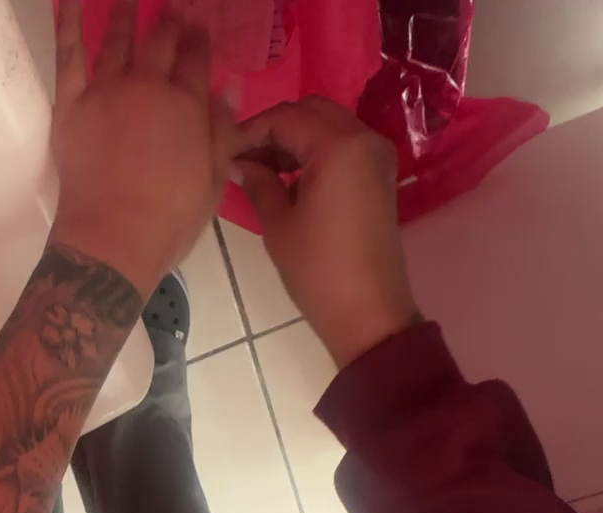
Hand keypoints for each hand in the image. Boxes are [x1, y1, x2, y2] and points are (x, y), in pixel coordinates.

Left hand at [47, 0, 231, 294]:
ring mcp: (107, 93)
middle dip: (170, 22)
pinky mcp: (72, 107)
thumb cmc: (168, 224)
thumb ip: (222, 134)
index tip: (200, 28)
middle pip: (160, 43)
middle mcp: (149, 88)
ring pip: (117, 41)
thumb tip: (228, 90)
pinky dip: (68, 23)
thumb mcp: (212, 184)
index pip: (196, 61)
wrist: (113, 242)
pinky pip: (69, 55)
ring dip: (125, 14)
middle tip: (173, 7)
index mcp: (187, 106)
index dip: (199, 42)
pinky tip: (71, 0)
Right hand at [233, 98, 420, 365]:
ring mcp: (376, 155)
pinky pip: (341, 146)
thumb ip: (258, 183)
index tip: (223, 152)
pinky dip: (313, 152)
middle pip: (310, 112)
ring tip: (260, 172)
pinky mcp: (378, 175)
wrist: (368, 311)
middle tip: (242, 160)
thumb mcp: (279, 225)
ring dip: (293, 140)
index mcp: (338, 146)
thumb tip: (238, 162)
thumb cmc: (317, 271)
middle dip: (273, 129)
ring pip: (327, 126)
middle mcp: (363, 137)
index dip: (251, 131)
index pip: (286, 117)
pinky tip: (288, 180)